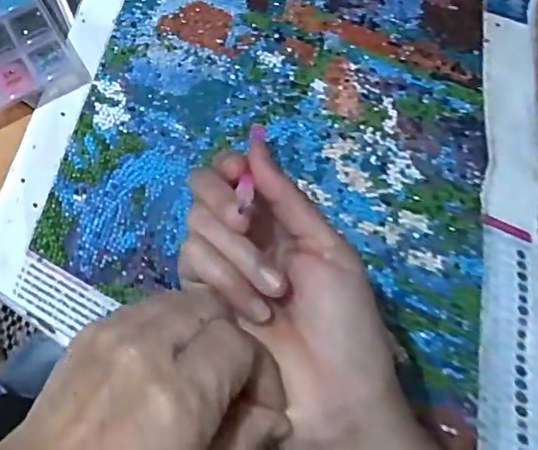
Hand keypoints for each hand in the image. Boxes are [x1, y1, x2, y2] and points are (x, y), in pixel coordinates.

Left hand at [0, 290, 290, 449]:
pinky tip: (159, 364)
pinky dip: (161, 325)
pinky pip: (139, 308)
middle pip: (206, 306)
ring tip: (197, 371)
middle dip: (229, 337)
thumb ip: (242, 442)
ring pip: (172, 300)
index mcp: (176, 394)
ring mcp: (111, 330)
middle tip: (232, 382)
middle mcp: (144, 346)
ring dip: (194, 327)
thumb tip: (274, 415)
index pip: (238, 342)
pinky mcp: (88, 328)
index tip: (263, 406)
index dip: (262, 372)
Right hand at [179, 130, 435, 449]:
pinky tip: (253, 311)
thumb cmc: (346, 323)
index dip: (228, 164)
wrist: (337, 397)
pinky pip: (191, 259)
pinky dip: (224, 280)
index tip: (239, 174)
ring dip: (238, 256)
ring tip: (273, 295)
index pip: (230, 168)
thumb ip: (286, 196)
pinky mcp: (197, 292)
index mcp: (271, 217)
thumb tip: (255, 139)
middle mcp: (237, 231)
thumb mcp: (329, 250)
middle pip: (200, 185)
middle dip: (221, 200)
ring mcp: (215, 261)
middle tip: (245, 225)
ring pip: (196, 223)